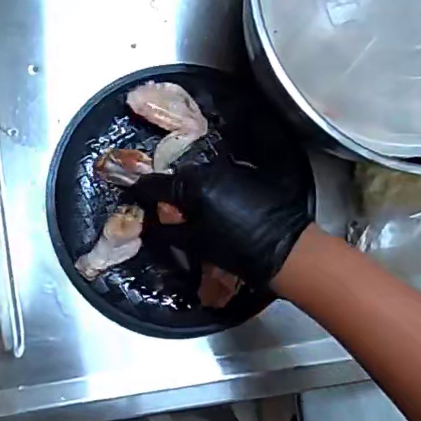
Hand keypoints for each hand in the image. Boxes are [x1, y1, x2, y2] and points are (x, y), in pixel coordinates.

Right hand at [136, 157, 312, 286]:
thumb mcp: (196, 243)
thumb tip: (152, 224)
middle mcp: (211, 170)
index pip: (155, 184)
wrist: (287, 250)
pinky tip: (216, 210)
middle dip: (170, 194)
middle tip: (165, 213)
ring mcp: (232, 170)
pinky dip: (212, 192)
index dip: (141, 192)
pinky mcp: (249, 175)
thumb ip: (168, 231)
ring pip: (200, 178)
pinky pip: (220, 180)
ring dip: (193, 192)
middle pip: (179, 178)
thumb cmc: (238, 250)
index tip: (134, 197)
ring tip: (191, 213)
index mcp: (193, 185)